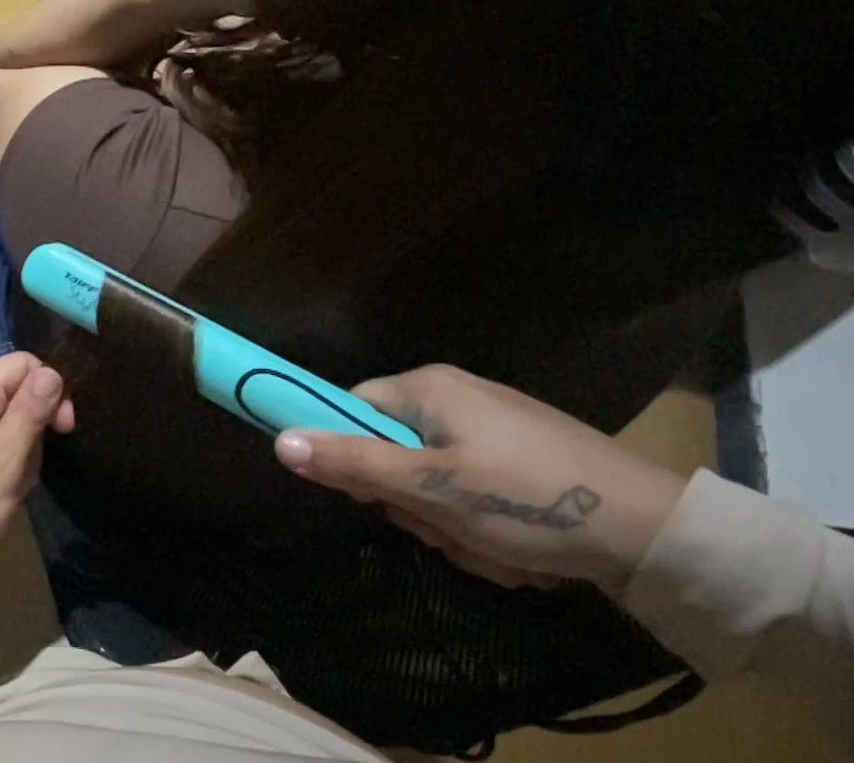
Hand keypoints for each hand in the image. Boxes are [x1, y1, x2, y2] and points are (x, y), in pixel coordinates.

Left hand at [0, 353, 74, 582]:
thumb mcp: (3, 463)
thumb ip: (28, 414)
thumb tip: (51, 372)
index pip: (24, 364)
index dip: (50, 390)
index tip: (63, 429)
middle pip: (17, 389)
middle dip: (35, 426)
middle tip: (31, 467)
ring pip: (9, 418)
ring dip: (22, 450)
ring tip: (12, 484)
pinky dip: (5, 460)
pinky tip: (1, 488)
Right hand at [273, 364, 688, 591]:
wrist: (659, 534)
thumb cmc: (528, 500)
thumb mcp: (431, 489)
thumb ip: (352, 464)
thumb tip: (278, 442)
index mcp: (428, 388)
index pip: (350, 408)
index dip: (350, 454)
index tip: (373, 494)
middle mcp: (456, 396)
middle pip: (390, 452)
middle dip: (412, 504)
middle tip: (445, 526)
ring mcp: (494, 428)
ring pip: (432, 482)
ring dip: (449, 524)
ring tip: (491, 545)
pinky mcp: (525, 460)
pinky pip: (473, 493)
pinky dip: (484, 526)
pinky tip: (515, 548)